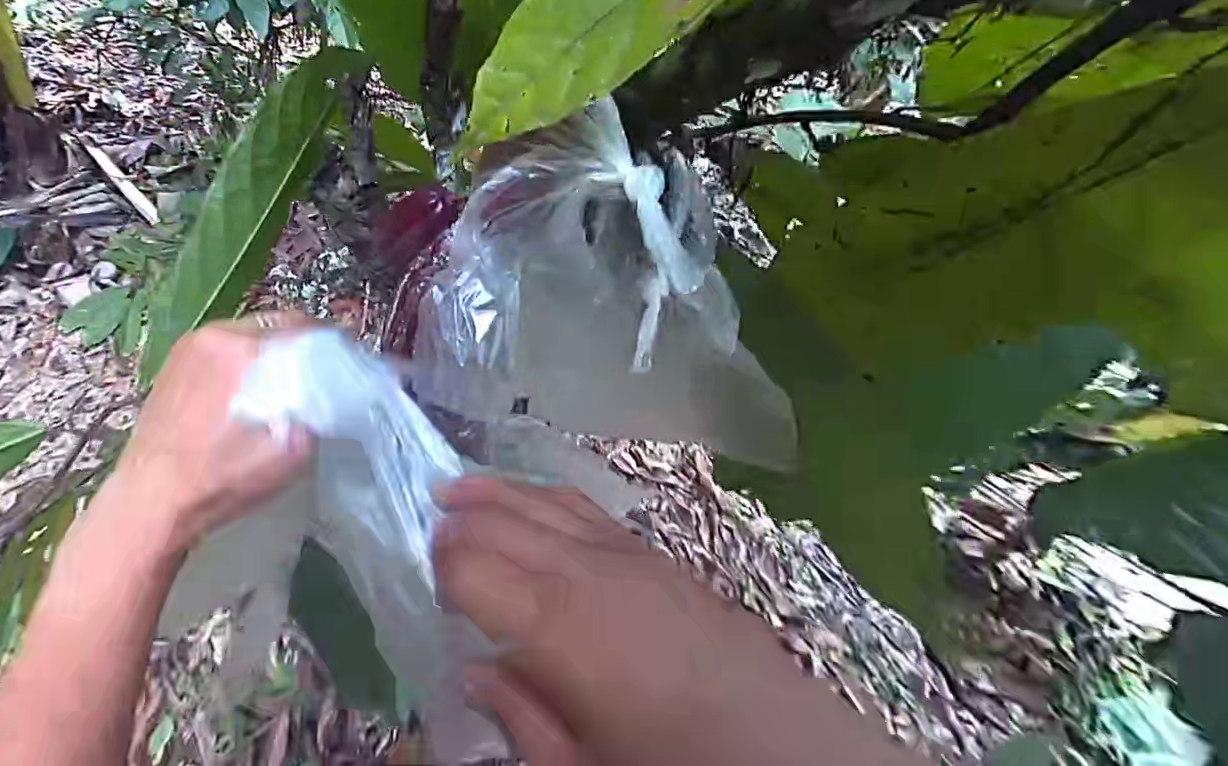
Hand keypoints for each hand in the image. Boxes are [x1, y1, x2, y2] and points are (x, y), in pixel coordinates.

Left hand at [106, 315, 314, 554]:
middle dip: (297, 343)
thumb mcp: (289, 452)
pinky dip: (238, 359)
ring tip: (278, 379)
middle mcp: (213, 334)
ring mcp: (189, 346)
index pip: (300, 326)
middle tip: (313, 370)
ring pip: (244, 333)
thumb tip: (328, 390)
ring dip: (266, 349)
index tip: (339, 359)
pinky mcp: (174, 361)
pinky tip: (242, 387)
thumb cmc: (220, 479)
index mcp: (241, 349)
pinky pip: (219, 347)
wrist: (151, 498)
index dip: (327, 342)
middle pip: (271, 324)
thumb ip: (316, 410)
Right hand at [435, 479, 932, 765]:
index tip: (428, 588)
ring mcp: (618, 552)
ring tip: (451, 488)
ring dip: (487, 491)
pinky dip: (538, 493)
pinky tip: (526, 499)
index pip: (466, 566)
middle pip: (493, 521)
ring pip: (534, 499)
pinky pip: (579, 504)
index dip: (438, 569)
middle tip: (424, 534)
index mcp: (552, 623)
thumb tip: (473, 673)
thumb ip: (519, 717)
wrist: (802, 763)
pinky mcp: (652, 553)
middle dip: (452, 523)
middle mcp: (577, 569)